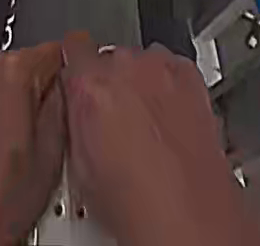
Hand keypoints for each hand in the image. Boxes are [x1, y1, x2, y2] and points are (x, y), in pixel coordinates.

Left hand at [0, 41, 65, 245]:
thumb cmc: (3, 197)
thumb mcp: (55, 144)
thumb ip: (66, 95)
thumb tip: (72, 74)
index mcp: (14, 69)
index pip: (59, 49)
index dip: (72, 73)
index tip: (75, 91)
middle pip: (34, 59)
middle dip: (45, 86)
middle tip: (49, 125)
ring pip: (14, 71)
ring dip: (24, 92)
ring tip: (25, 134)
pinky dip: (4, 100)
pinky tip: (7, 134)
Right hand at [62, 33, 259, 245]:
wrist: (185, 211)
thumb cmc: (135, 201)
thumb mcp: (80, 165)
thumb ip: (74, 121)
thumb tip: (75, 114)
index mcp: (88, 85)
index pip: (73, 49)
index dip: (76, 63)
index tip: (79, 72)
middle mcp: (122, 66)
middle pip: (109, 58)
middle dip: (111, 83)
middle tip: (117, 118)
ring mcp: (157, 66)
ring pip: (141, 61)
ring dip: (141, 83)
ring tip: (148, 123)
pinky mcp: (186, 73)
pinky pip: (172, 68)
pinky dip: (170, 85)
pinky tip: (171, 117)